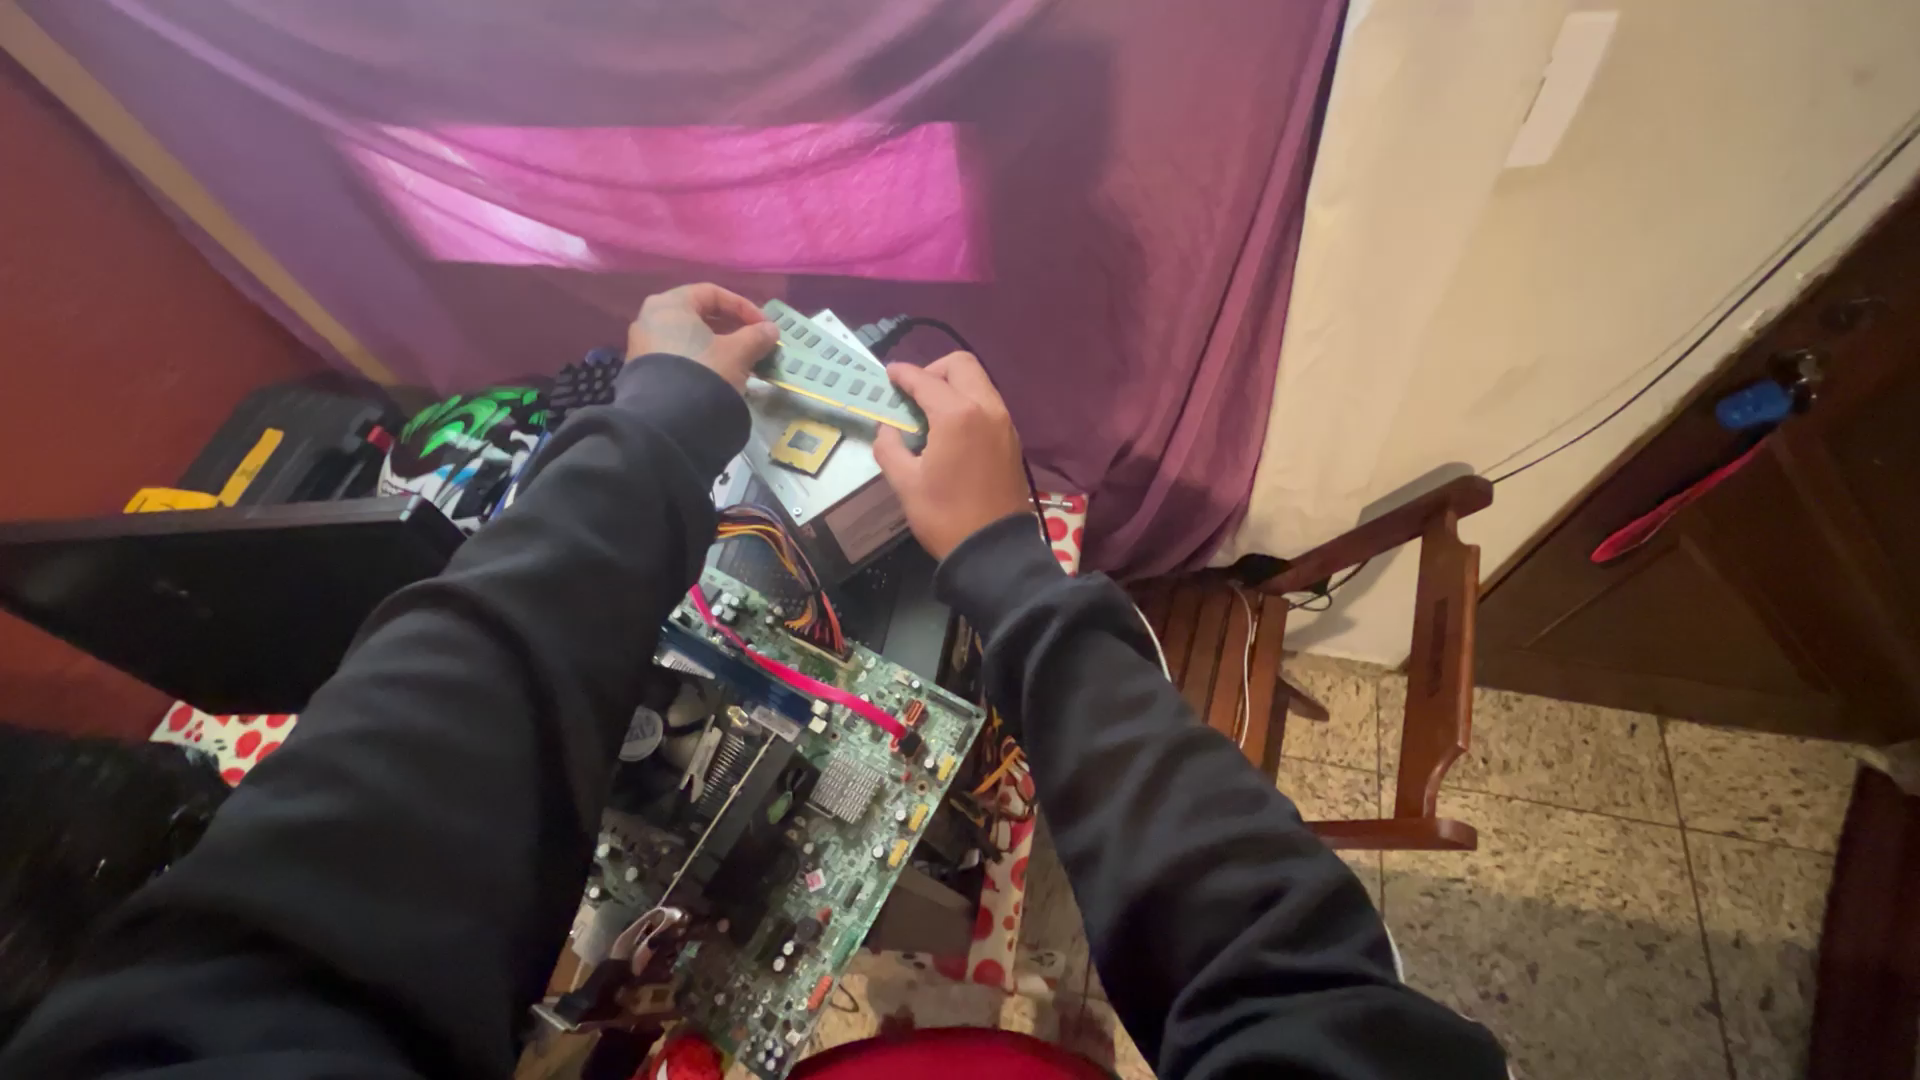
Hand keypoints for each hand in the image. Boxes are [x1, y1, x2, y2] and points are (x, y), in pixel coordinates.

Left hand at [626, 283, 778, 391]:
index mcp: (670, 304)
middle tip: (755, 343)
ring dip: (720, 346)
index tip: (764, 326)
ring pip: (690, 338)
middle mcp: (651, 318)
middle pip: (699, 315)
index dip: (743, 307)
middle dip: (732, 328)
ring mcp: (644, 346)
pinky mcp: (646, 371)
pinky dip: (702, 360)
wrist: (670, 418)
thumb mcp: (738, 353)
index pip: (712, 293)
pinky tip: (721, 376)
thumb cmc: (705, 371)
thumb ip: (756, 337)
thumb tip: (770, 331)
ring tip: (742, 362)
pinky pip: (680, 356)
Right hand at [874, 352, 1031, 560]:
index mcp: (958, 415)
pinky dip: (969, 403)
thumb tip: (888, 429)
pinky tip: (951, 429)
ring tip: (930, 411)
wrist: (993, 550)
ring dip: (954, 386)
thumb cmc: (945, 516)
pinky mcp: (1012, 440)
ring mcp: (1005, 423)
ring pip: (979, 382)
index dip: (903, 374)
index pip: (925, 380)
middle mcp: (987, 408)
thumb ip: (890, 447)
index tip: (889, 375)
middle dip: (934, 370)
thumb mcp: (905, 483)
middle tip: (913, 394)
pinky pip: (989, 404)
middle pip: (961, 365)